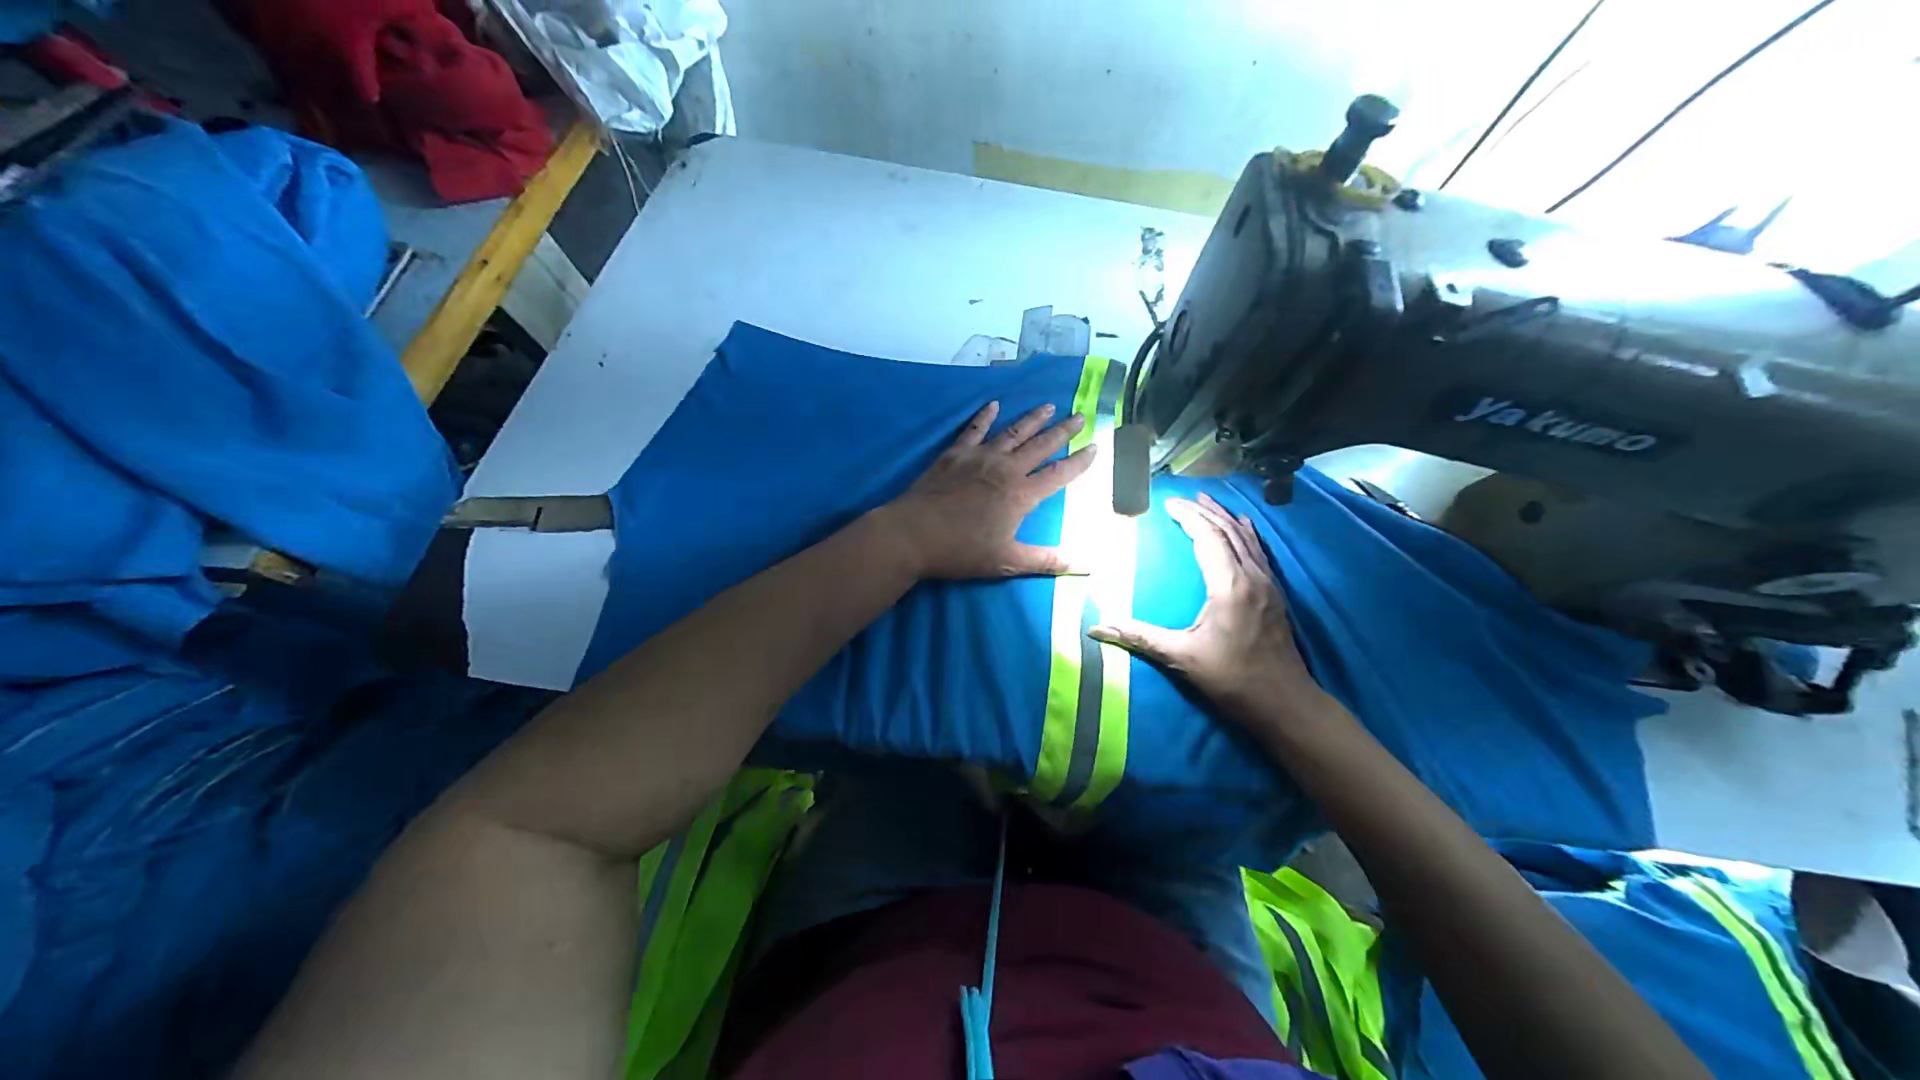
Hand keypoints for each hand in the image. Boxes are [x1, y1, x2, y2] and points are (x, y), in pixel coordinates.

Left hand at [879, 401, 1096, 579]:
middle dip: (1062, 431)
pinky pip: (974, 430)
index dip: (1079, 462)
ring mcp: (979, 458)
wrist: (913, 534)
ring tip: (1048, 406)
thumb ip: (1045, 561)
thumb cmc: (961, 551)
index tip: (1095, 447)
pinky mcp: (954, 454)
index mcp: (1021, 495)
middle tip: (1080, 416)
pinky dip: (985, 416)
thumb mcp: (1006, 562)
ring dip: (1032, 419)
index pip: (1058, 475)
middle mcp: (1005, 469)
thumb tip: (1083, 566)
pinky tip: (993, 404)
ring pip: (1012, 432)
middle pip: (1040, 446)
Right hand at [1089, 494, 1324, 719]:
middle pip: (1228, 532)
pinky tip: (1244, 527)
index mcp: (1230, 586)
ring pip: (1247, 539)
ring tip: (1208, 502)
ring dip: (1226, 518)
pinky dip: (1246, 534)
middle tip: (1183, 499)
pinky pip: (1259, 552)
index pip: (1209, 538)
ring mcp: (1268, 585)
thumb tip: (1096, 629)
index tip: (1168, 504)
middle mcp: (1253, 578)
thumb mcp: (1182, 657)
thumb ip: (1140, 637)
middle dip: (1205, 512)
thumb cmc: (1232, 679)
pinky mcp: (1276, 595)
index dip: (1188, 518)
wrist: (1284, 702)